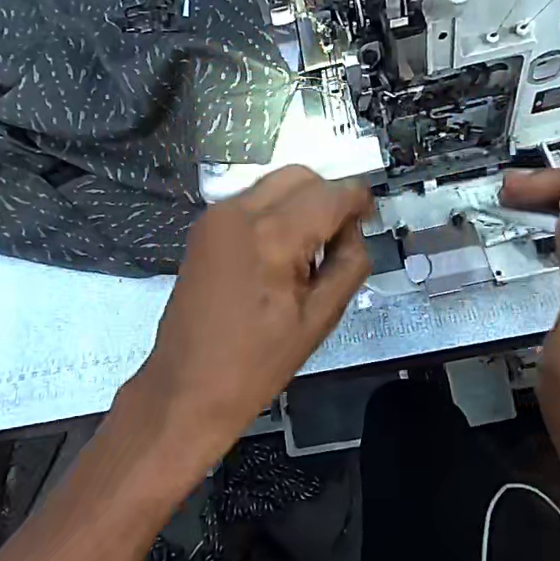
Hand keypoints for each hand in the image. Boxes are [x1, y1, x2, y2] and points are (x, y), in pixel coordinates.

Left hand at [122, 166, 372, 466]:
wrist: (189, 384)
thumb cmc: (257, 361)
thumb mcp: (321, 317)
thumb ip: (349, 264)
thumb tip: (354, 234)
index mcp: (273, 237)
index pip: (331, 195)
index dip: (358, 200)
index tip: (370, 215)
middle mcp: (239, 213)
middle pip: (302, 176)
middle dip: (330, 196)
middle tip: (343, 235)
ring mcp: (216, 217)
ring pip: (276, 183)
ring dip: (304, 202)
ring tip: (312, 249)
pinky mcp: (204, 228)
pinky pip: (254, 200)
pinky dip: (278, 211)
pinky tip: (283, 251)